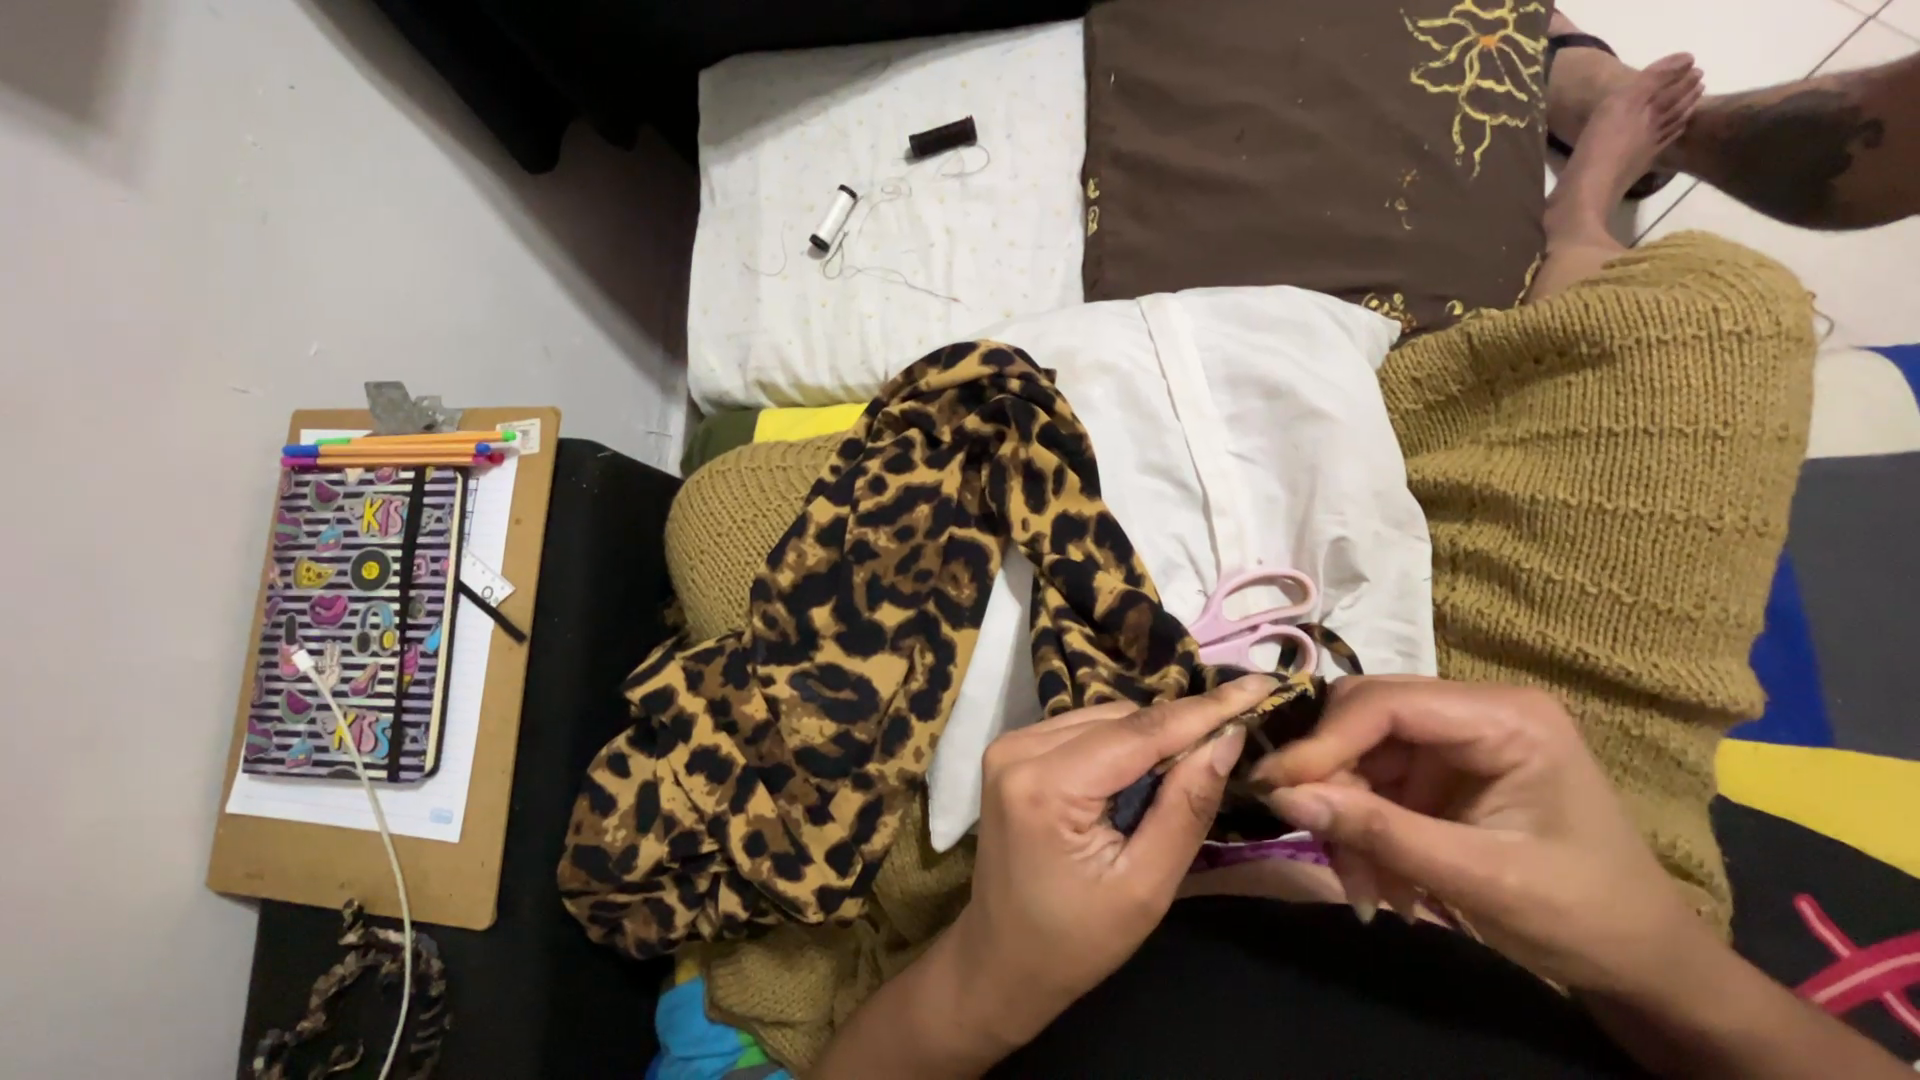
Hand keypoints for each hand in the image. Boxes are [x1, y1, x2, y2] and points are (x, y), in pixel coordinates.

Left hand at [947, 674, 1271, 1043]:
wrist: (1003, 960)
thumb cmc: (1076, 940)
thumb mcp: (1145, 886)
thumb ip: (1185, 807)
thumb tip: (1227, 738)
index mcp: (1045, 785)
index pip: (1140, 731)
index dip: (1205, 709)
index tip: (1260, 685)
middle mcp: (1019, 749)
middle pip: (1121, 720)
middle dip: (1179, 728)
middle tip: (1233, 742)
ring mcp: (1009, 746)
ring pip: (1103, 719)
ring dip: (1150, 738)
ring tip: (1186, 771)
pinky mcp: (1012, 751)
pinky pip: (1082, 730)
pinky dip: (1119, 745)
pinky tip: (1140, 777)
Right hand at [1251, 676, 1711, 997]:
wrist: (1643, 964)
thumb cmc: (1584, 917)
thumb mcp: (1479, 878)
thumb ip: (1379, 831)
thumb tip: (1280, 795)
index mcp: (1506, 717)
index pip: (1386, 704)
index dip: (1324, 741)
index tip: (1274, 787)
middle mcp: (1476, 711)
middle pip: (1364, 717)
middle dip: (1333, 778)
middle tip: (1315, 836)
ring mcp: (1458, 740)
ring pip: (1360, 752)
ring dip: (1346, 814)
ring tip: (1363, 885)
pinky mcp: (1443, 771)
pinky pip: (1375, 782)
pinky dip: (1363, 828)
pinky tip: (1377, 879)